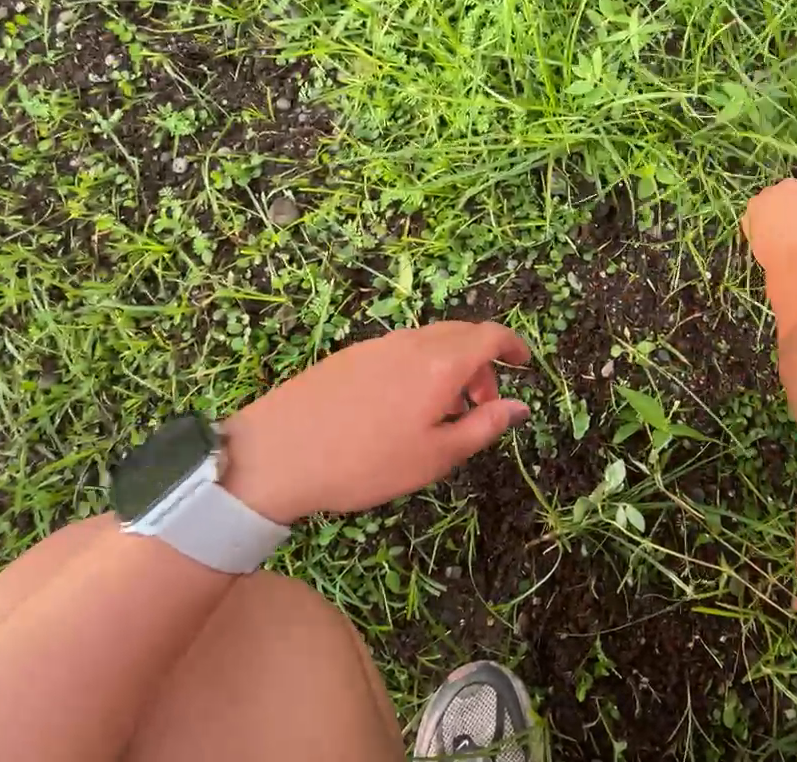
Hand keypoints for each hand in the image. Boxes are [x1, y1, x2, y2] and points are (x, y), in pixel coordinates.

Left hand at [219, 321, 531, 523]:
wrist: (272, 456)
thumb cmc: (366, 462)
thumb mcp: (436, 456)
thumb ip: (483, 427)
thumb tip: (519, 406)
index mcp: (442, 363)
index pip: (491, 336)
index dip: (513, 346)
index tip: (524, 364)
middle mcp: (414, 343)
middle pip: (463, 334)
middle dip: (483, 362)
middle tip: (482, 404)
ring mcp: (379, 345)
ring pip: (432, 341)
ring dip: (452, 365)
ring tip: (442, 412)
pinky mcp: (351, 354)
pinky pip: (402, 349)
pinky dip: (422, 366)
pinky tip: (403, 406)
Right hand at [742, 178, 796, 272]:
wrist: (794, 257)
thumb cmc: (773, 255)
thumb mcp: (755, 240)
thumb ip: (755, 224)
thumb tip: (761, 219)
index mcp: (754, 205)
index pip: (763, 202)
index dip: (774, 212)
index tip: (780, 222)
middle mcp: (770, 192)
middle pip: (781, 192)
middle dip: (788, 203)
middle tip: (796, 219)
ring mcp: (791, 190)